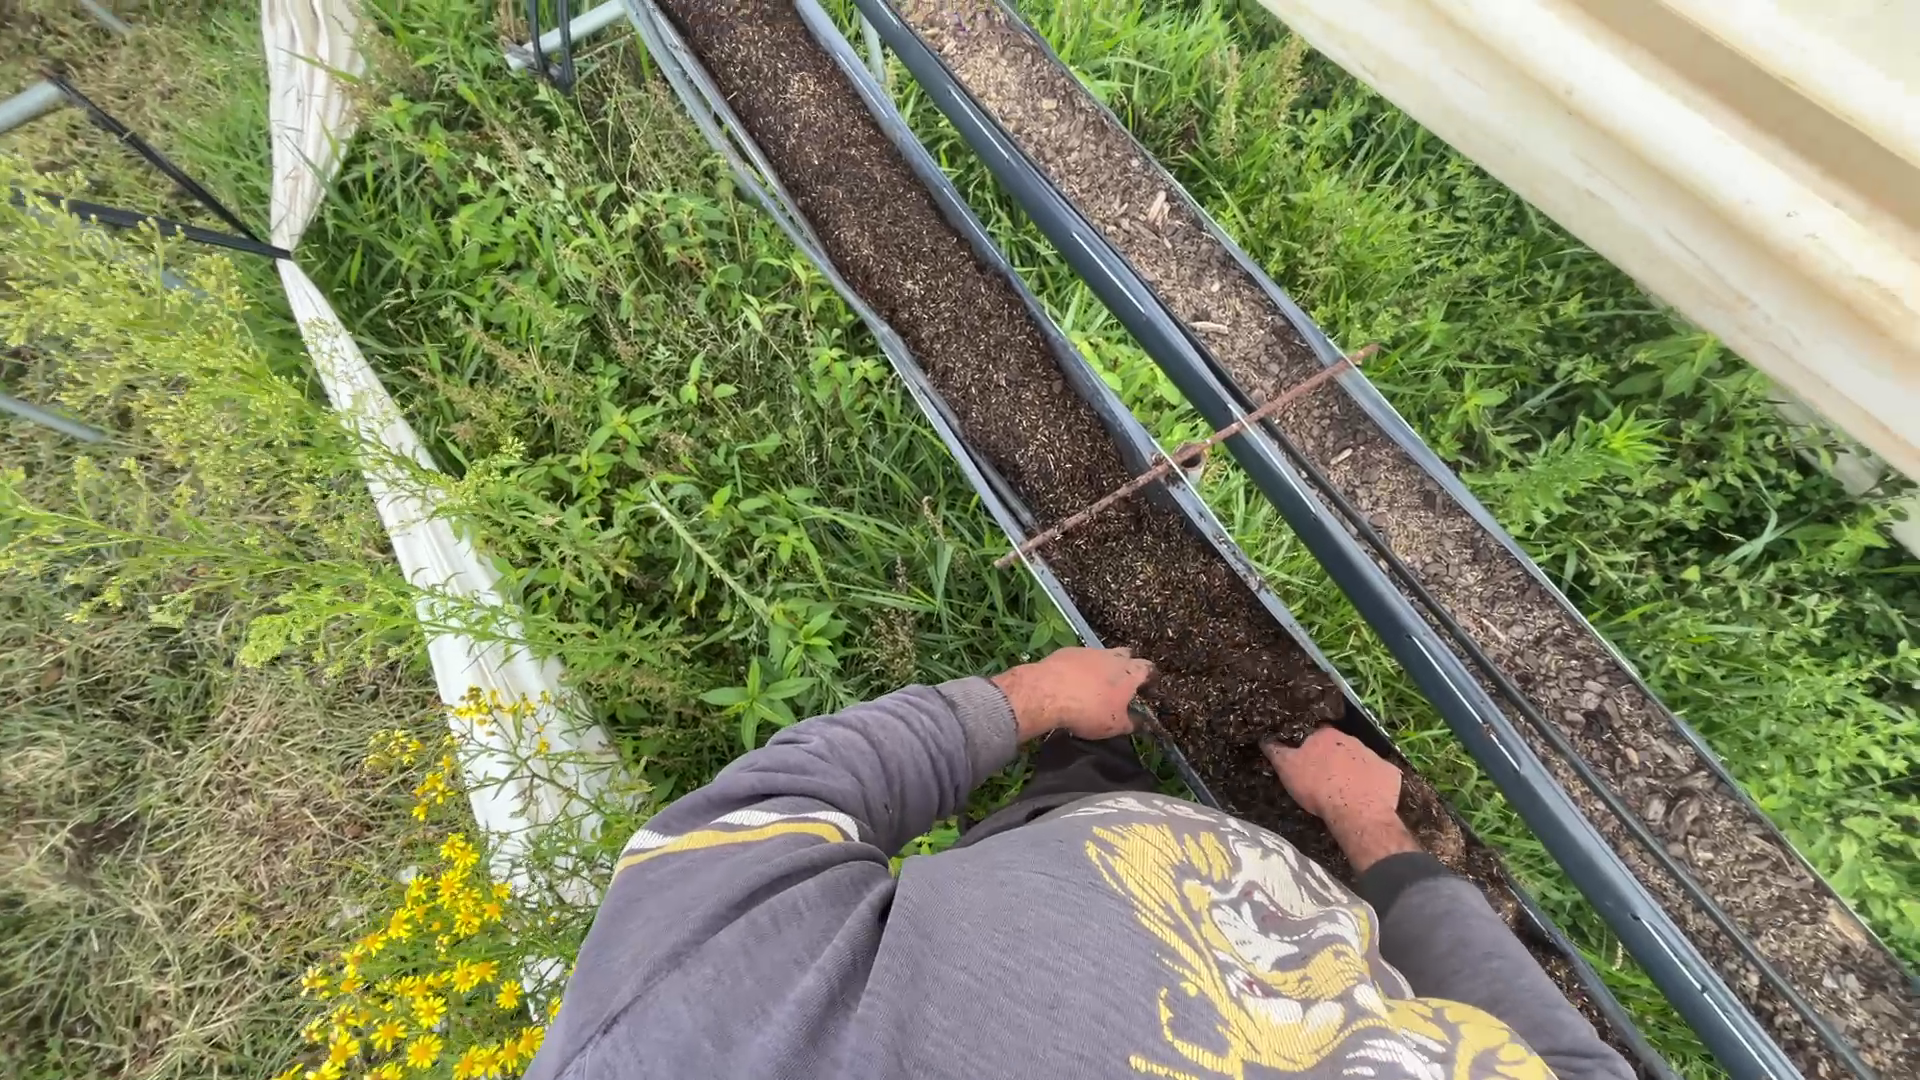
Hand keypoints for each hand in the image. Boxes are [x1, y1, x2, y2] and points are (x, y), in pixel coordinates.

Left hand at [990, 647, 1152, 741]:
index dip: (1149, 679)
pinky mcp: (1067, 652)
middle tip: (1120, 686)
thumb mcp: (1115, 726)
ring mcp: (1088, 651)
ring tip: (1093, 687)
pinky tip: (1071, 683)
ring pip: (1101, 656)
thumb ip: (1131, 723)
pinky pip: (1079, 660)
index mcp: (1130, 672)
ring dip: (1100, 669)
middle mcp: (1112, 656)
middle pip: (1126, 656)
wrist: (1049, 692)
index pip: (1149, 669)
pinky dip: (1079, 670)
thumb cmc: (1089, 710)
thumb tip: (1139, 722)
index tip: (1146, 691)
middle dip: (1126, 668)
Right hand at [1263, 727, 1417, 870]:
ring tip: (1344, 788)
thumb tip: (1265, 737)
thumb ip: (1275, 750)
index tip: (1306, 760)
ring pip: (1359, 759)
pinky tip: (1366, 795)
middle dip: (1332, 756)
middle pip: (1338, 745)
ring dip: (1352, 768)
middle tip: (1324, 775)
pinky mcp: (1390, 774)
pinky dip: (1373, 782)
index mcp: (1325, 734)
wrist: (1357, 812)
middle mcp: (1351, 739)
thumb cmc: (1318, 787)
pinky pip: (1380, 775)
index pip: (1315, 733)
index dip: (1309, 746)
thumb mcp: (1287, 769)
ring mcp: (1374, 756)